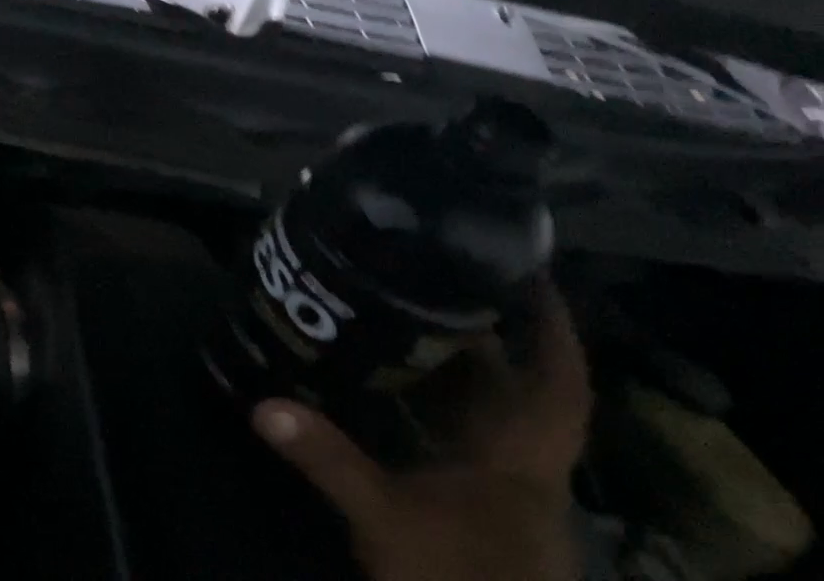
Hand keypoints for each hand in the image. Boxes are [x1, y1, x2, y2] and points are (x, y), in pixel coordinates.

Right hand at [252, 284, 590, 580]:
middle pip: (516, 386)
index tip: (527, 272)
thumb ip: (329, 458)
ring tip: (407, 315)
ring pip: (487, 413)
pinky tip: (392, 389)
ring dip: (458, 367)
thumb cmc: (455, 577)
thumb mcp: (385, 516)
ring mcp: (500, 490)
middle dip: (483, 332)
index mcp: (522, 459)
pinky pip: (460, 437)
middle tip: (432, 278)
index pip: (558, 382)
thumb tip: (265, 405)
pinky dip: (434, 406)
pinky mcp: (476, 508)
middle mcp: (521, 466)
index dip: (552, 327)